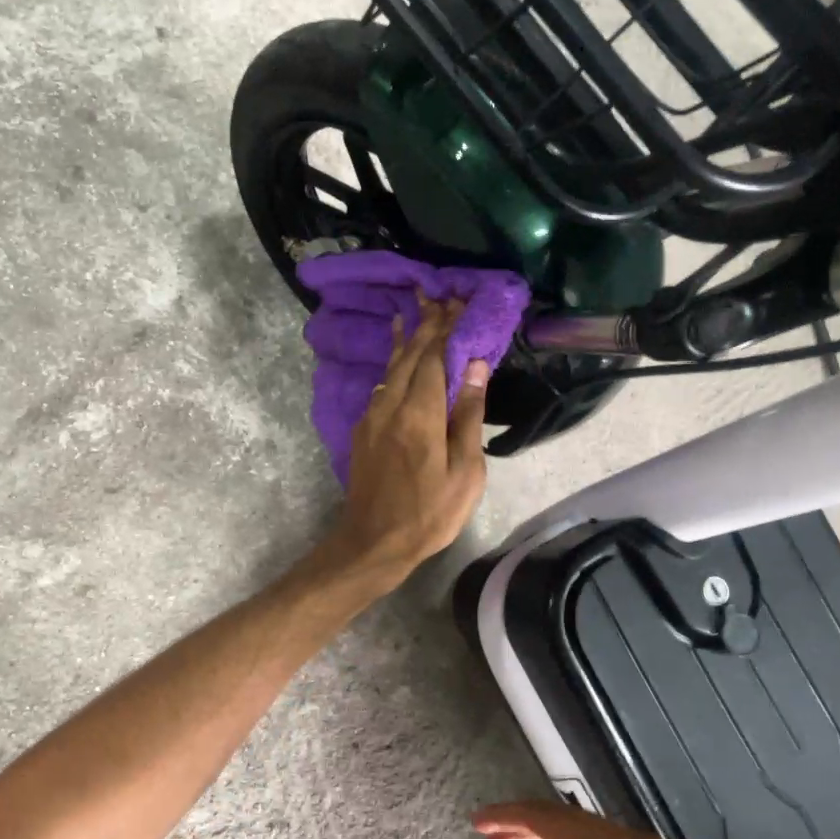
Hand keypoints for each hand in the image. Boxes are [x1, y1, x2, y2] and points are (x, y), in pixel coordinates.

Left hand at [324, 294, 488, 585]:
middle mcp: (390, 406)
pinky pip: (381, 386)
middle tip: (438, 297)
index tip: (458, 302)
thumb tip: (476, 366)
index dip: (446, 328)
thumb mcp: (464, 470)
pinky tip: (395, 361)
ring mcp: (372, 418)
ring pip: (390, 370)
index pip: (434, 357)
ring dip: (404, 341)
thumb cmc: (429, 513)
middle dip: (425, 325)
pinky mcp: (363, 432)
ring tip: (411, 313)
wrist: (373, 541)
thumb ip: (468, 415)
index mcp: (419, 413)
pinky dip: (392, 365)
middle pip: (409, 356)